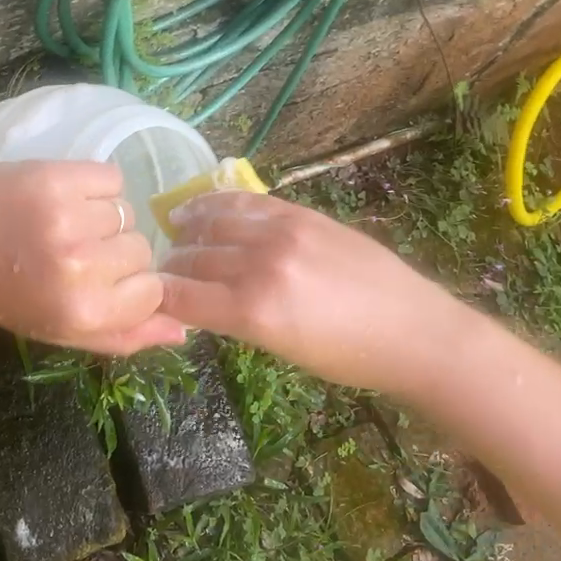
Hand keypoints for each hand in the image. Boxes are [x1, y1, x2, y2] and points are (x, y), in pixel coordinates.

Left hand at [0, 161, 186, 353]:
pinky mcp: (53, 178)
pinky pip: (110, 176)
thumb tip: (184, 330)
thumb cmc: (5, 297)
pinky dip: (94, 184)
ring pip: (126, 211)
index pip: (154, 289)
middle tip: (72, 251)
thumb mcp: (64, 331)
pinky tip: (65, 196)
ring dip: (101, 216)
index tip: (101, 278)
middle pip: (140, 249)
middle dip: (113, 250)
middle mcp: (82, 265)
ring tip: (64, 222)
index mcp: (87, 311)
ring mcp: (67, 217)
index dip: (131, 282)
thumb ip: (125, 335)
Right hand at [157, 191, 473, 392]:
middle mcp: (261, 266)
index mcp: (254, 311)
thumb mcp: (281, 350)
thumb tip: (195, 300)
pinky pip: (244, 202)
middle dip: (169, 266)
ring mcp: (282, 234)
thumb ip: (234, 318)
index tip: (144, 295)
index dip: (156, 295)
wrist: (416, 332)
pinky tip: (200, 209)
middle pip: (192, 258)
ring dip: (186, 231)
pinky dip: (214, 205)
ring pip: (212, 224)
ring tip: (175, 234)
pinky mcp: (300, 214)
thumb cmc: (350, 358)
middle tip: (160, 271)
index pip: (181, 296)